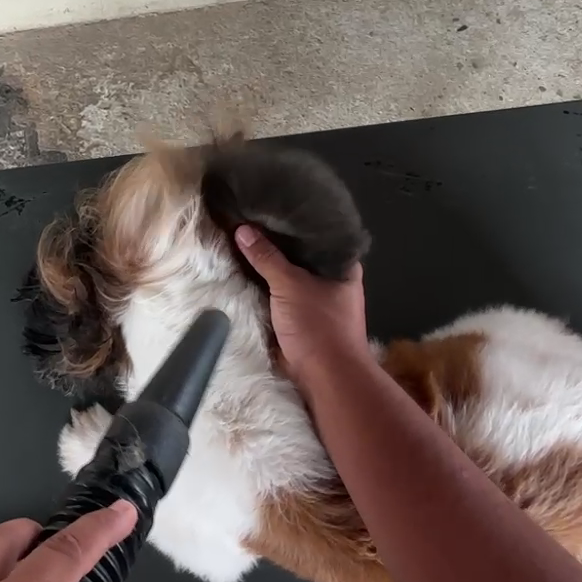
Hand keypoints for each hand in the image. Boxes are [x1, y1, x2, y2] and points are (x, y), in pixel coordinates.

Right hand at [234, 224, 371, 380]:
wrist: (324, 375)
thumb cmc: (318, 324)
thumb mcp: (290, 285)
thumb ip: (266, 257)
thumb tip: (242, 229)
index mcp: (342, 265)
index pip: (316, 233)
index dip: (294, 220)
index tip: (270, 206)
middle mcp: (331, 278)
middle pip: (298, 254)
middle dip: (275, 242)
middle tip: (248, 219)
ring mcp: (314, 297)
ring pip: (287, 274)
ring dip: (267, 265)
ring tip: (240, 238)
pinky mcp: (298, 315)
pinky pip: (278, 292)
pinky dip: (263, 284)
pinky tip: (243, 269)